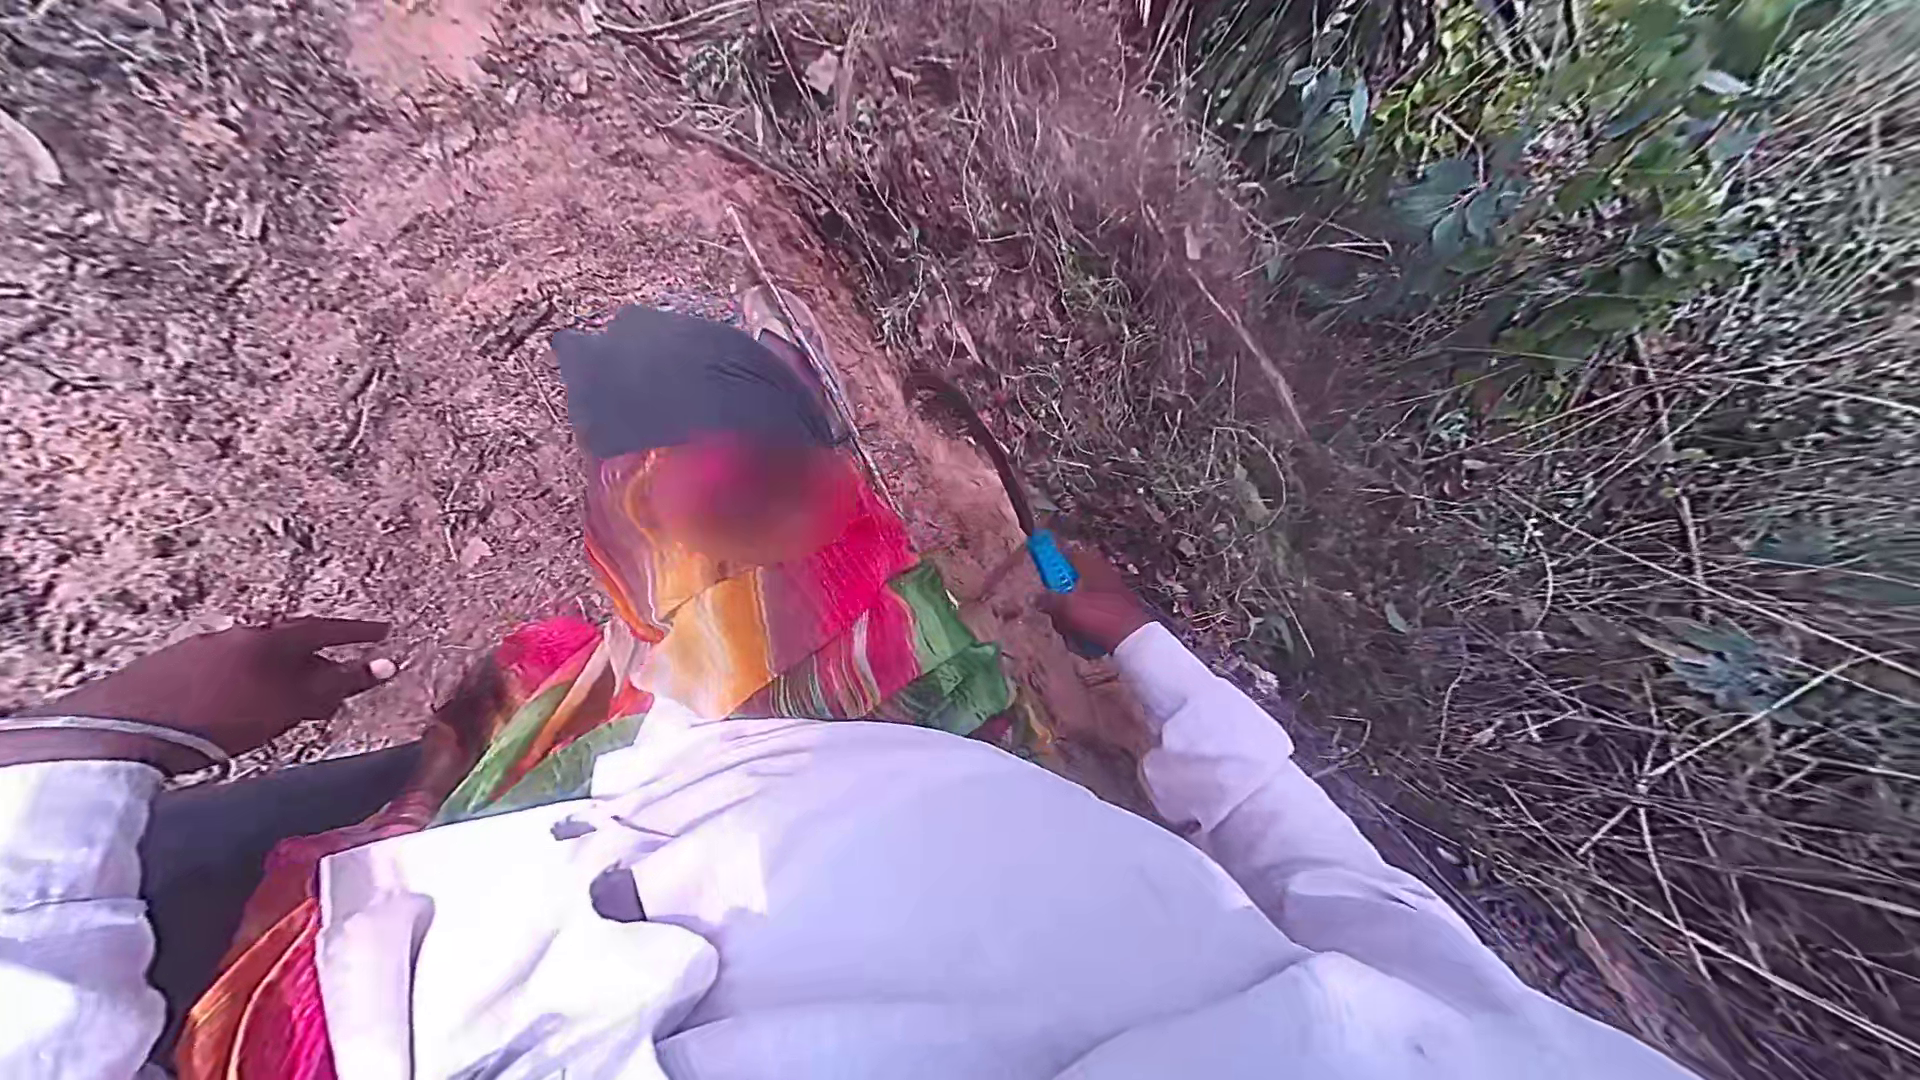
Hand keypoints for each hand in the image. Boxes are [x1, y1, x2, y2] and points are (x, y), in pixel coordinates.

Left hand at [4, 618, 394, 771]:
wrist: (112, 735)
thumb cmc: (222, 717)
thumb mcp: (294, 704)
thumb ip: (342, 683)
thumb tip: (388, 664)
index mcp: (272, 639)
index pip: (328, 629)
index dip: (358, 631)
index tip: (383, 631)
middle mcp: (237, 635)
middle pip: (289, 639)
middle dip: (317, 651)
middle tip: (337, 663)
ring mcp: (195, 650)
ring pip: (253, 653)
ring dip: (277, 667)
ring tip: (288, 688)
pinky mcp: (161, 670)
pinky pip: (221, 666)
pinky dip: (243, 677)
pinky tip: (239, 696)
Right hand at [1038, 546, 1153, 654]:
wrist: (1134, 639)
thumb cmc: (1098, 616)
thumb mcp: (1066, 607)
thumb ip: (1048, 600)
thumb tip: (1034, 598)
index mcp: (1090, 565)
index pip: (1065, 554)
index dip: (1051, 562)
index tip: (1043, 577)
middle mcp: (1101, 576)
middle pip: (1069, 585)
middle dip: (1060, 605)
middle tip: (1059, 617)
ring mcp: (1109, 596)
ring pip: (1079, 606)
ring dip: (1072, 622)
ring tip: (1074, 635)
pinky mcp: (1115, 613)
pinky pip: (1091, 619)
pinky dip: (1086, 630)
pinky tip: (1086, 642)